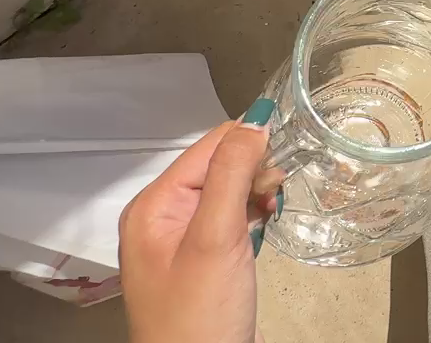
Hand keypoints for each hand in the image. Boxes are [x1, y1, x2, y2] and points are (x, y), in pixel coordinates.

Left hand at [119, 112, 279, 342]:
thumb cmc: (201, 312)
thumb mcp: (217, 237)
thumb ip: (232, 173)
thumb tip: (256, 119)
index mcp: (154, 204)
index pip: (210, 145)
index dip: (248, 148)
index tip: (277, 169)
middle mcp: (162, 213)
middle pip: (220, 162)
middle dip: (254, 171)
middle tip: (272, 198)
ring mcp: (180, 235)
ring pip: (230, 184)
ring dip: (257, 189)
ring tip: (270, 211)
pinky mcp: (201, 253)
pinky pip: (231, 210)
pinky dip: (252, 209)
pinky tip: (264, 220)